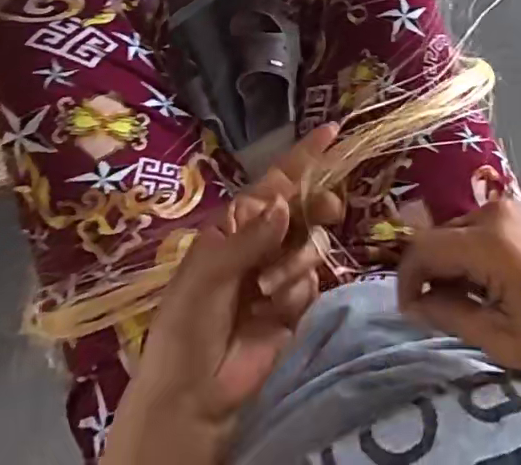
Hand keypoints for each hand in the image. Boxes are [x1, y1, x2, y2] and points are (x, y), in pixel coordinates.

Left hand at [102, 126, 343, 464]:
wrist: (196, 387)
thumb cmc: (188, 318)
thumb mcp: (209, 271)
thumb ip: (250, 238)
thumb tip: (283, 204)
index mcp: (235, 221)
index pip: (274, 182)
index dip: (303, 157)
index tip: (332, 132)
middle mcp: (261, 239)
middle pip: (302, 209)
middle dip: (315, 207)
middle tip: (328, 209)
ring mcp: (280, 271)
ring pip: (310, 247)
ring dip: (292, 266)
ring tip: (263, 292)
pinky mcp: (295, 304)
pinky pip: (310, 284)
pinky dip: (294, 294)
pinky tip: (271, 312)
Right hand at [396, 200, 520, 388]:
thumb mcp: (507, 341)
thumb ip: (451, 316)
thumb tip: (414, 304)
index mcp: (487, 240)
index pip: (422, 248)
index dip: (406, 278)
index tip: (407, 309)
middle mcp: (492, 213)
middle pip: (436, 237)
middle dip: (427, 272)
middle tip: (432, 310)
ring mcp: (508, 210)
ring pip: (453, 233)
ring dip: (448, 265)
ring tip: (459, 303)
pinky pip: (475, 231)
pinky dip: (468, 256)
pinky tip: (483, 287)